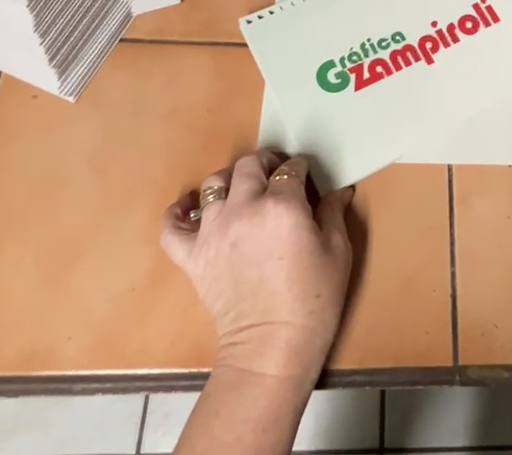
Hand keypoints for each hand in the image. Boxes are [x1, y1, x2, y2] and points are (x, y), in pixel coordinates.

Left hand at [161, 151, 355, 382]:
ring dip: (229, 181)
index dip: (300, 169)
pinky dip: (178, 213)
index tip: (305, 177)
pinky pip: (172, 225)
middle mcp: (244, 208)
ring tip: (241, 191)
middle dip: (265, 163)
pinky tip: (190, 209)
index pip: (290, 169)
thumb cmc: (314, 300)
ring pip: (213, 184)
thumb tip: (339, 190)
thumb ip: (333, 214)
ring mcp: (213, 231)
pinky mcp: (191, 255)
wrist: (272, 347)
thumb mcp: (337, 252)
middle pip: (248, 165)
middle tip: (275, 176)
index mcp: (283, 205)